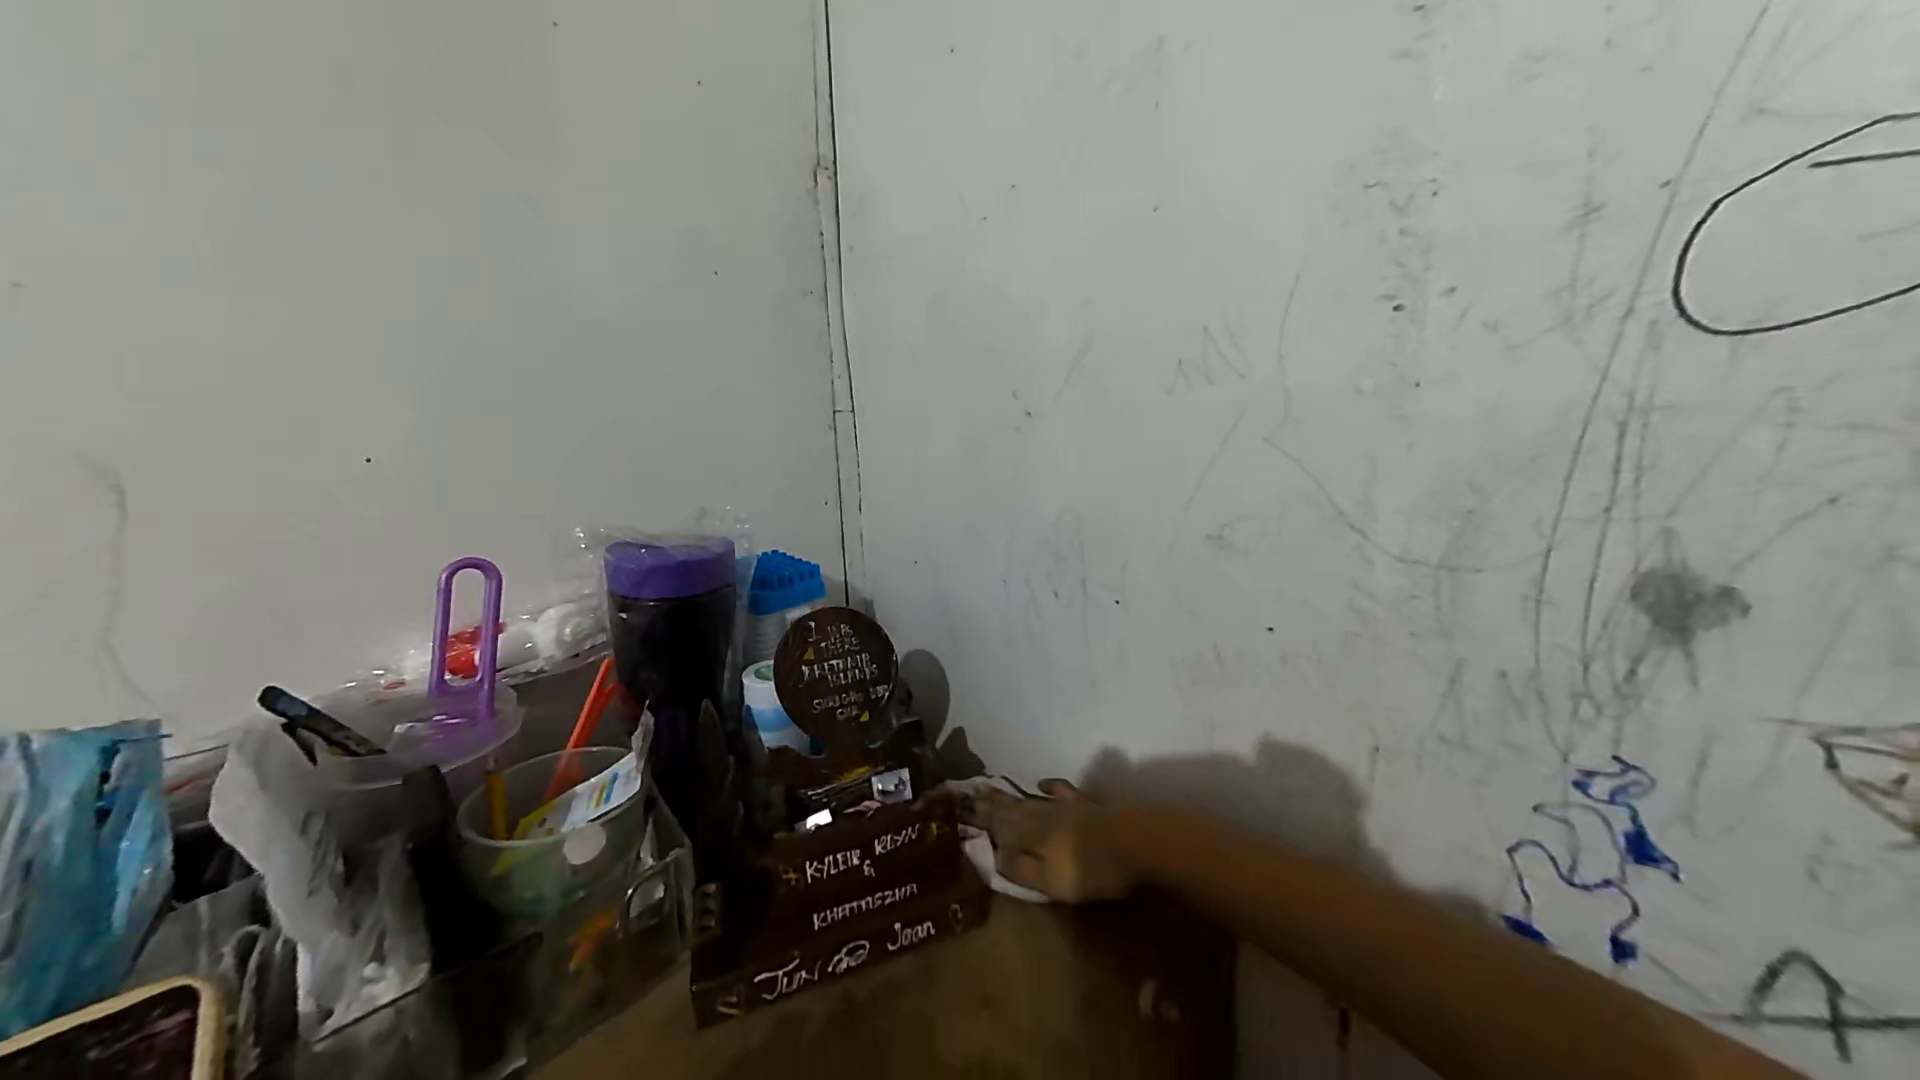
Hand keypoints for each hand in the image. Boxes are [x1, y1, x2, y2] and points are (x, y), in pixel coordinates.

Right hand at [965, 779, 1135, 902]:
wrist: (1135, 842)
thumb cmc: (1091, 869)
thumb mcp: (1050, 880)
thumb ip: (1019, 868)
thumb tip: (994, 854)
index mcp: (1030, 834)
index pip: (998, 825)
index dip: (979, 818)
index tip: (958, 808)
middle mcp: (1041, 815)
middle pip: (1010, 808)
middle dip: (988, 803)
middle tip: (967, 793)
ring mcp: (1064, 806)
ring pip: (1029, 798)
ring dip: (1009, 795)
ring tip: (990, 787)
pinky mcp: (1086, 805)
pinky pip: (1060, 791)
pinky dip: (1048, 786)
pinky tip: (1041, 784)